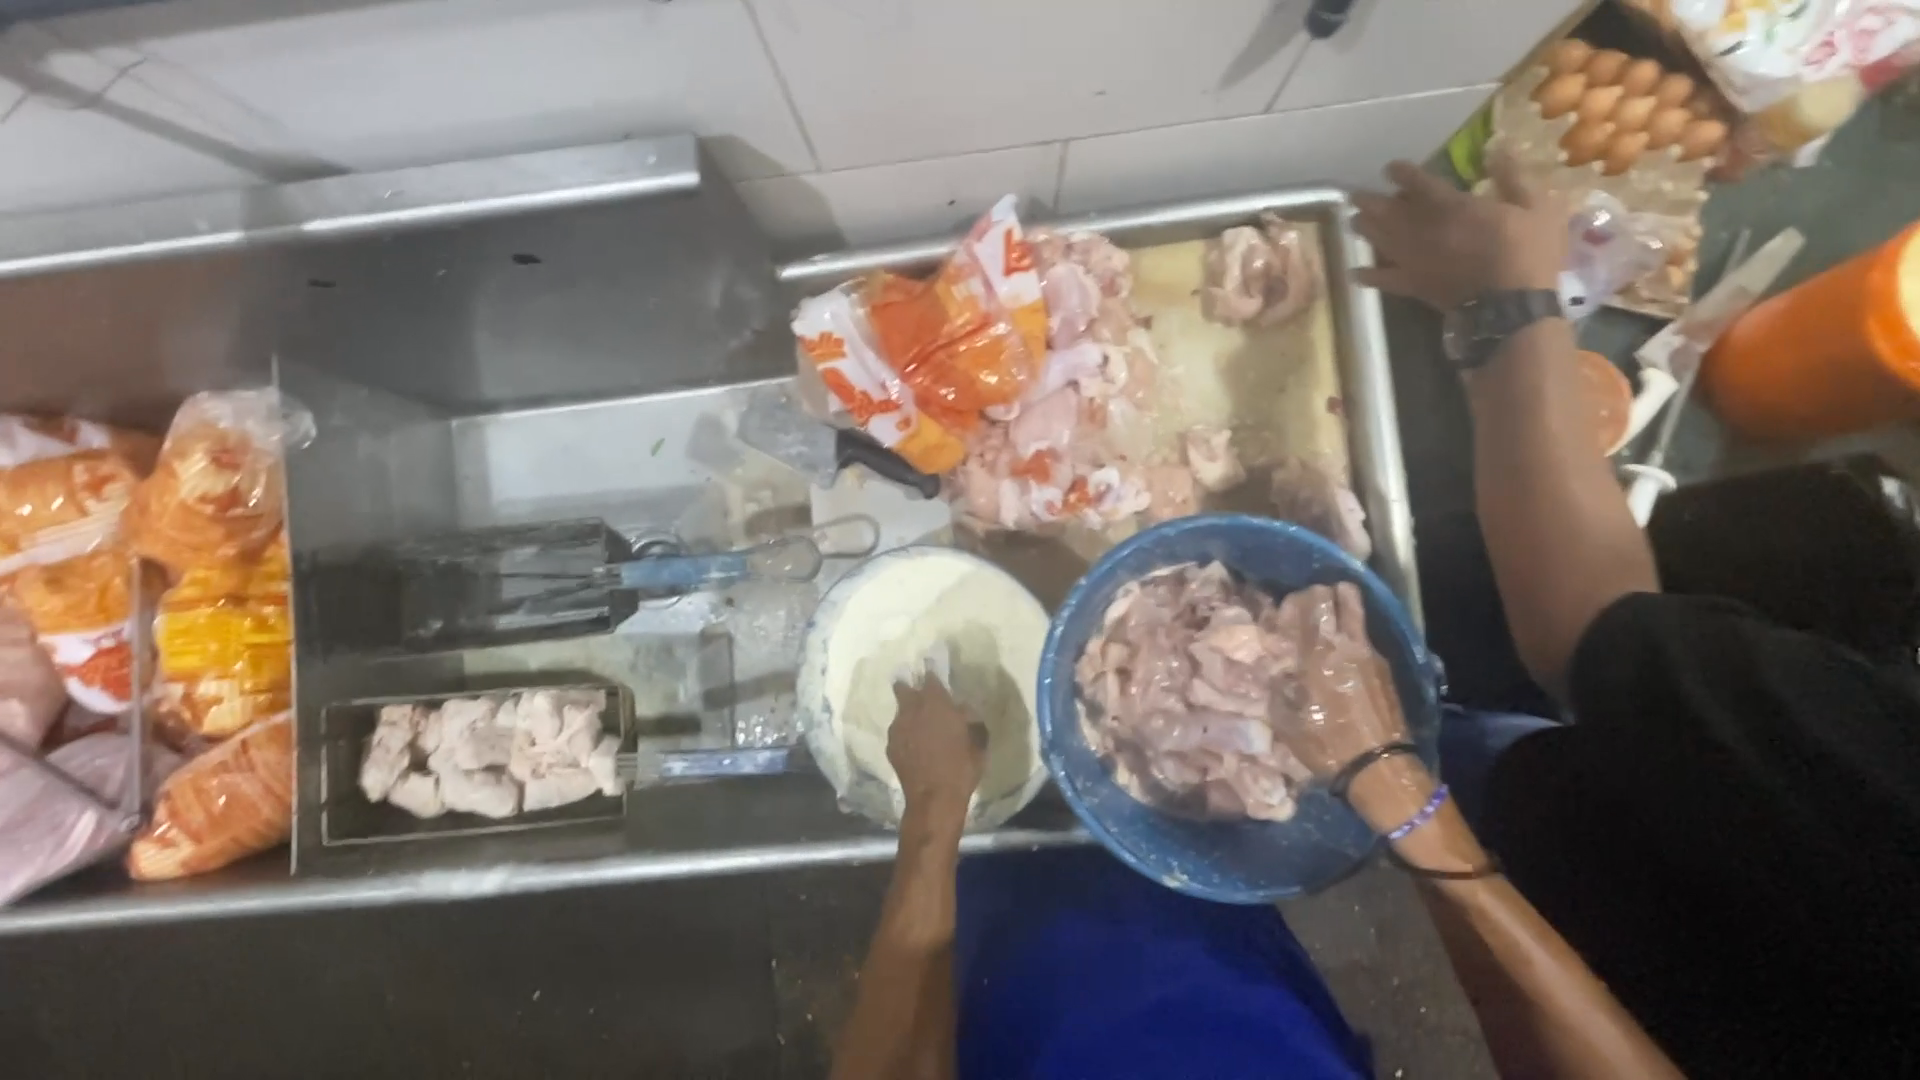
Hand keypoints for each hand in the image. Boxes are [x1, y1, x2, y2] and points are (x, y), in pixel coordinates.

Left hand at [889, 677, 986, 824]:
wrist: (935, 798)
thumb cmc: (962, 766)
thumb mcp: (977, 740)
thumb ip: (970, 719)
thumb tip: (963, 710)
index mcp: (936, 703)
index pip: (930, 678)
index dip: (932, 676)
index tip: (934, 677)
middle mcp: (912, 710)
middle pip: (903, 689)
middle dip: (909, 688)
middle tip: (919, 696)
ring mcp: (898, 728)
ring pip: (900, 712)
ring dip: (908, 714)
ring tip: (918, 726)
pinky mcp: (890, 747)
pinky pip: (898, 733)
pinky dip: (905, 735)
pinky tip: (913, 746)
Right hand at [1266, 582, 1410, 779]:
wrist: (1380, 767)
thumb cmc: (1326, 743)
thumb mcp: (1286, 718)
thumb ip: (1279, 686)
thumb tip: (1276, 669)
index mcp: (1319, 654)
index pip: (1313, 604)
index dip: (1300, 598)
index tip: (1288, 606)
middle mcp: (1348, 646)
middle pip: (1342, 598)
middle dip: (1326, 593)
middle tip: (1313, 601)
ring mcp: (1372, 655)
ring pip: (1358, 615)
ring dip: (1343, 608)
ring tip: (1329, 618)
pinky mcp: (1386, 670)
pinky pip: (1365, 638)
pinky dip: (1353, 635)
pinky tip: (1343, 651)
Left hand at [1352, 153, 1567, 311]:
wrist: (1510, 305)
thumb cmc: (1529, 252)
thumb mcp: (1537, 206)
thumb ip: (1513, 177)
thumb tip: (1496, 149)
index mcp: (1453, 207)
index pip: (1420, 184)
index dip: (1402, 174)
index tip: (1389, 168)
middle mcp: (1424, 231)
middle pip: (1388, 212)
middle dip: (1370, 202)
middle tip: (1355, 196)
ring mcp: (1414, 260)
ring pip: (1381, 241)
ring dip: (1364, 230)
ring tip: (1352, 222)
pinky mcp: (1412, 285)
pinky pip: (1383, 280)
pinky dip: (1367, 276)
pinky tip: (1353, 273)